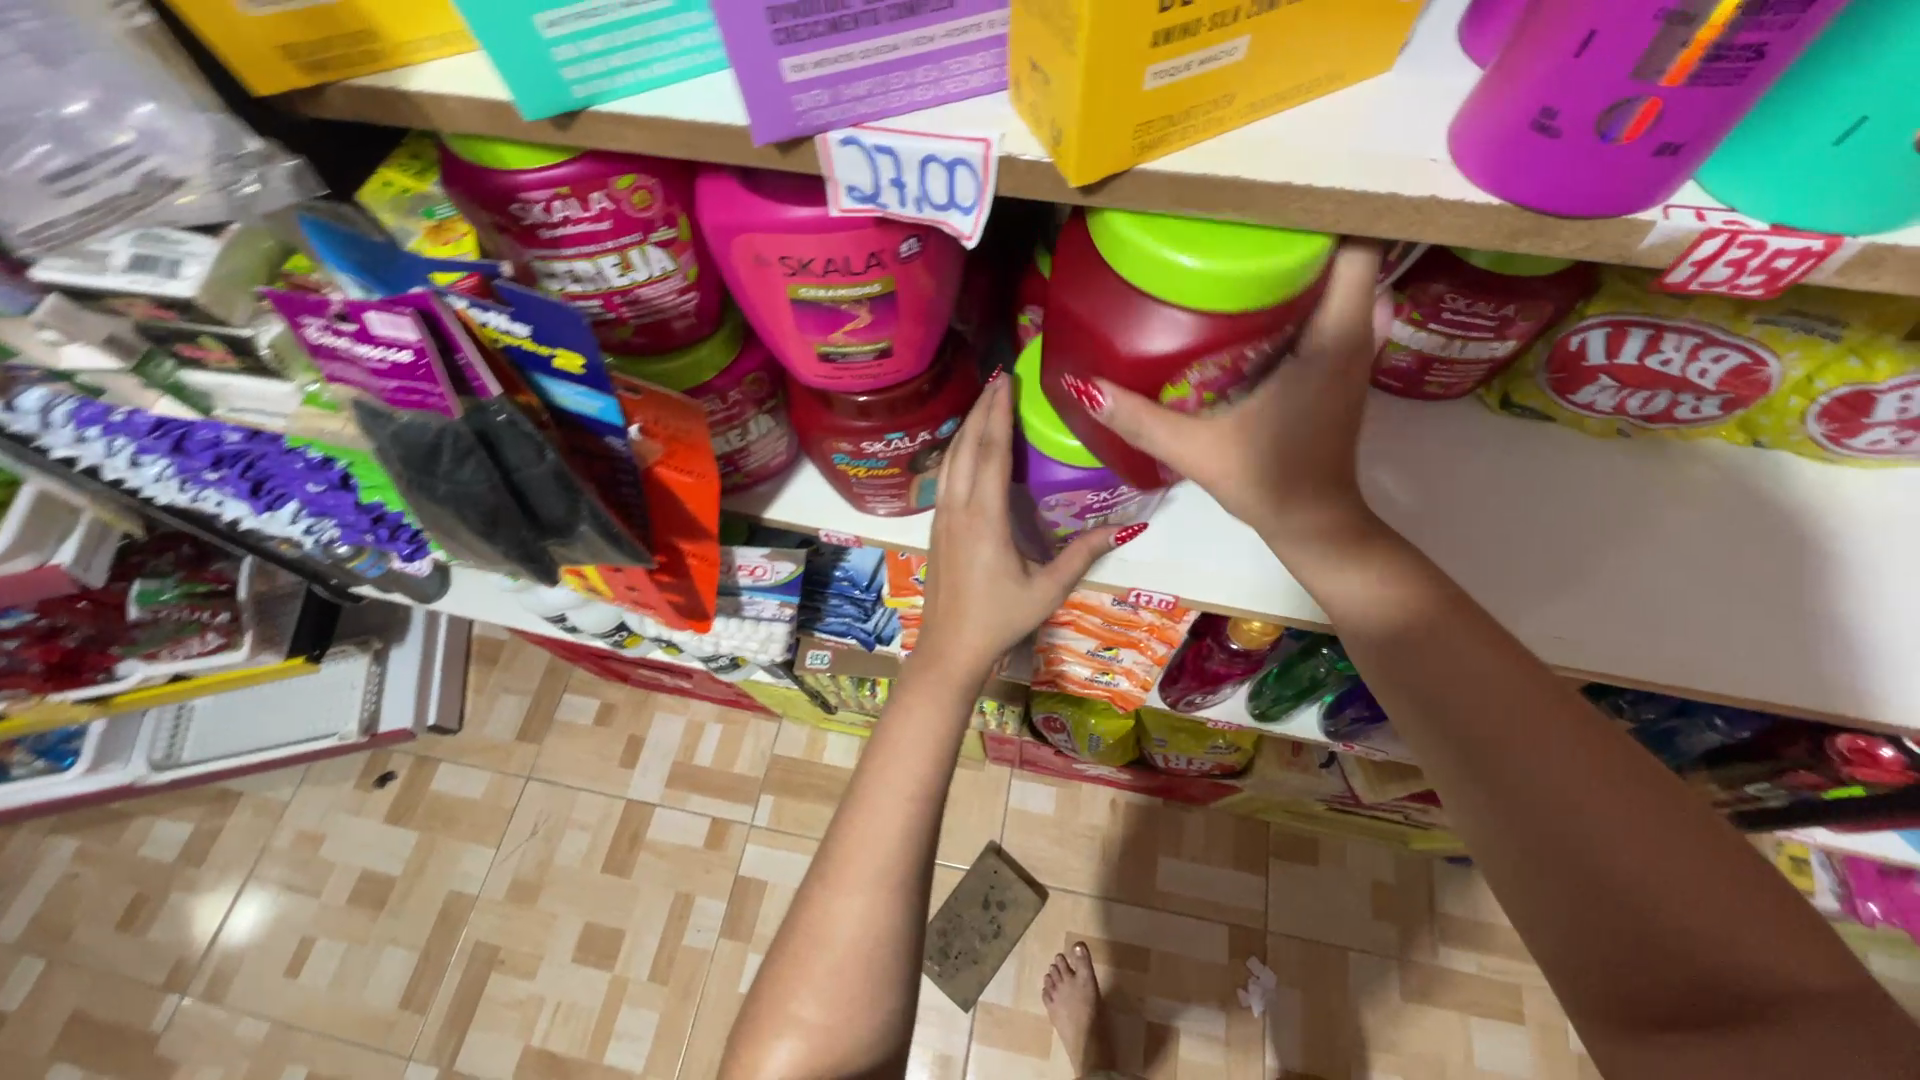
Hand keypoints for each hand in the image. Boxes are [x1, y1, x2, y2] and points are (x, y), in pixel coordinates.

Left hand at [913, 373, 1138, 677]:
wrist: (949, 648)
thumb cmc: (999, 620)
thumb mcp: (1047, 590)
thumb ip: (1081, 555)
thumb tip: (1122, 528)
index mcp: (984, 518)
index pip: (990, 452)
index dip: (998, 414)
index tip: (1007, 382)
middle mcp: (958, 508)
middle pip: (967, 446)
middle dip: (982, 409)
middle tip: (998, 377)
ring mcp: (942, 517)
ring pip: (950, 459)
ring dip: (966, 427)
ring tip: (983, 401)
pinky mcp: (936, 527)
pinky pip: (944, 476)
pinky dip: (956, 451)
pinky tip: (964, 446)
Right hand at [1065, 239, 1388, 551]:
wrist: (1315, 525)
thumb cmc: (1269, 483)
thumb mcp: (1197, 450)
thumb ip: (1139, 418)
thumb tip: (1082, 385)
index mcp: (1332, 340)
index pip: (1358, 247)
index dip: (1325, 213)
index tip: (1273, 201)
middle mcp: (1353, 336)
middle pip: (1345, 256)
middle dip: (1300, 232)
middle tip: (1240, 221)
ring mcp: (1352, 353)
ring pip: (1340, 283)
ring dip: (1303, 264)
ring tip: (1244, 250)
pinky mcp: (1339, 370)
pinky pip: (1330, 310)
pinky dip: (1303, 296)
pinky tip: (1254, 303)